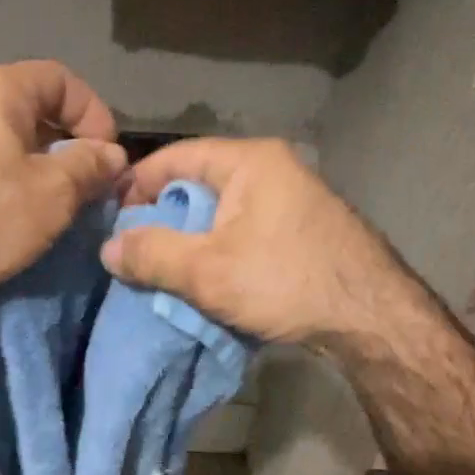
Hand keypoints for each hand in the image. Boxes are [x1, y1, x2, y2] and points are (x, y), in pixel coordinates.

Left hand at [0, 61, 127, 298]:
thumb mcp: (54, 192)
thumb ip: (90, 166)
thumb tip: (111, 156)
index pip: (61, 79)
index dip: (94, 114)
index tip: (107, 157)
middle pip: (30, 110)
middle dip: (66, 145)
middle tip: (85, 185)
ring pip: (4, 141)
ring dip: (36, 168)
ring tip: (52, 206)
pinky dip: (5, 183)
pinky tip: (11, 217)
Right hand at [100, 138, 422, 346]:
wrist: (368, 317)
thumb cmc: (284, 281)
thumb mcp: (205, 270)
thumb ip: (151, 254)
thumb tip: (107, 248)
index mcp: (248, 161)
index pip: (174, 157)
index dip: (134, 185)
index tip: (106, 218)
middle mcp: (270, 169)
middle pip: (195, 184)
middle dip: (157, 216)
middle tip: (126, 249)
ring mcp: (287, 200)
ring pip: (217, 212)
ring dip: (184, 238)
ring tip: (153, 268)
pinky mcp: (296, 232)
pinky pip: (238, 231)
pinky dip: (211, 250)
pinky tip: (195, 278)